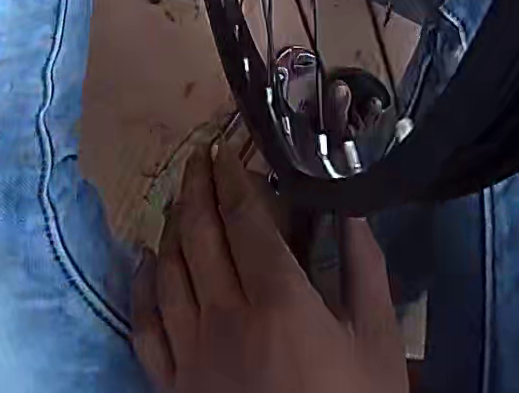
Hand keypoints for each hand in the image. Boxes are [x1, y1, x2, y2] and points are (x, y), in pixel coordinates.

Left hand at [132, 143, 405, 392]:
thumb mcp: (377, 348)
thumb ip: (363, 271)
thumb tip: (349, 208)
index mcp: (278, 303)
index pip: (243, 219)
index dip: (229, 177)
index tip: (222, 149)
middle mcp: (225, 316)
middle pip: (200, 232)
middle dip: (197, 186)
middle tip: (198, 158)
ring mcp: (192, 352)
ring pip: (169, 267)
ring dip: (171, 224)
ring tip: (178, 198)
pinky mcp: (172, 386)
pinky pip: (146, 324)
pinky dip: (142, 284)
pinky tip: (144, 259)